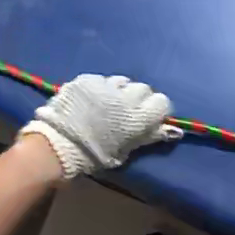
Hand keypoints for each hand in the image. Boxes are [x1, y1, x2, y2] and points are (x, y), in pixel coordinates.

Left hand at [20, 74, 182, 178]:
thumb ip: (148, 136)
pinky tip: (87, 100)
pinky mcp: (87, 79)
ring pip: (121, 81)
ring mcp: (105, 85)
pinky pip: (100, 80)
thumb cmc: (95, 154)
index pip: (161, 102)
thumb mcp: (126, 150)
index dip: (154, 110)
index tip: (145, 117)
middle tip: (123, 111)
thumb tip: (174, 131)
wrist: (60, 144)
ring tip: (104, 103)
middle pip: (142, 89)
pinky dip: (97, 88)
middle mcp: (126, 96)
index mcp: (139, 116)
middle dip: (136, 98)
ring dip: (117, 91)